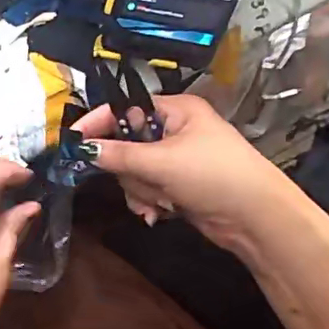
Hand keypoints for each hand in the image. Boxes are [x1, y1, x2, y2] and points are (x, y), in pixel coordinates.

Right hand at [74, 93, 301, 249]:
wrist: (256, 218)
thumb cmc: (213, 176)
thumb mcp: (161, 162)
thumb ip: (118, 154)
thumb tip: (83, 149)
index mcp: (175, 110)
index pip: (124, 109)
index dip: (97, 123)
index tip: (72, 140)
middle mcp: (173, 130)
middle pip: (124, 145)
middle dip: (129, 170)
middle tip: (141, 180)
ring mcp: (174, 159)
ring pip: (131, 171)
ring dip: (140, 190)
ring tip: (161, 201)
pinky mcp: (176, 184)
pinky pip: (144, 188)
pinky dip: (148, 202)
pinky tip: (160, 213)